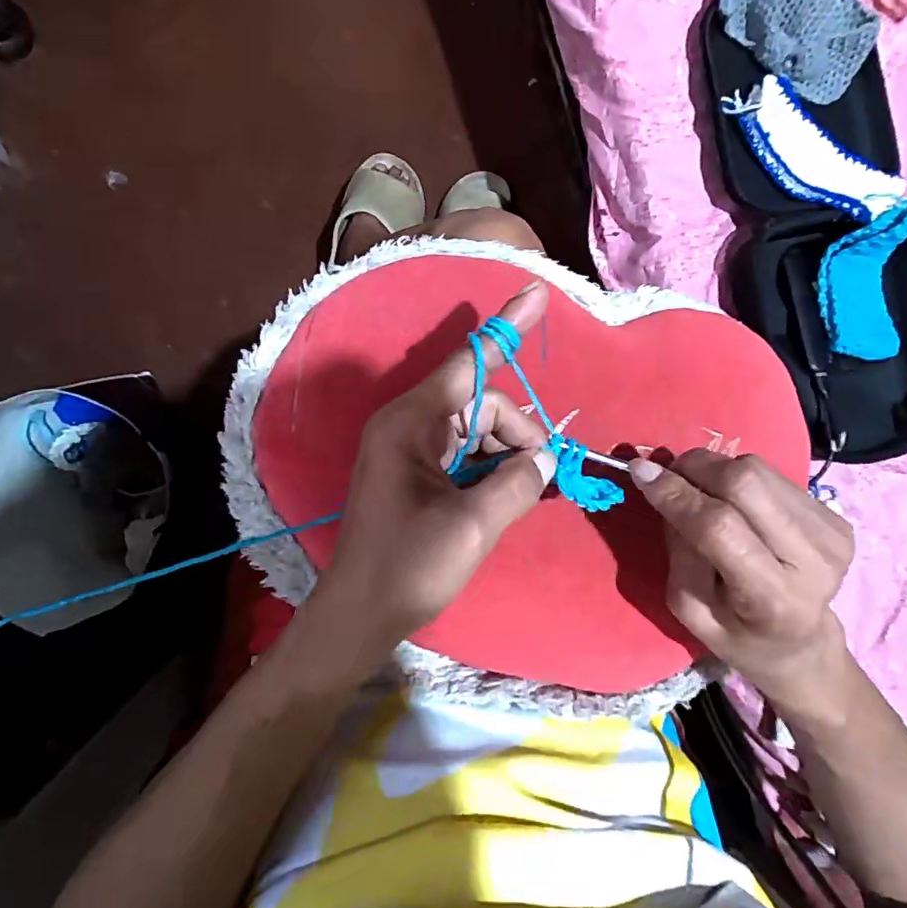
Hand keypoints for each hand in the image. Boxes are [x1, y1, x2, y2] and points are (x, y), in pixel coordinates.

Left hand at [314, 283, 555, 645]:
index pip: (468, 364)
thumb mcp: (473, 525)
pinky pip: (465, 451)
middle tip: (546, 472)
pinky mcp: (415, 471)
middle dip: (518, 431)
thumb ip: (517, 481)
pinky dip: (492, 466)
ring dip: (508, 452)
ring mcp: (409, 448)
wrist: (360, 614)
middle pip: (480, 403)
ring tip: (530, 488)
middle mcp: (407, 425)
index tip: (536, 292)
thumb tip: (546, 457)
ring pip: (477, 429)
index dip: (506, 329)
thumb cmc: (409, 568)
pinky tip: (512, 490)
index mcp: (410, 424)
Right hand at [629, 450, 853, 712]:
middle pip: (745, 482)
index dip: (676, 494)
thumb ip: (679, 550)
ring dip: (717, 471)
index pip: (719, 527)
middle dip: (697, 469)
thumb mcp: (690, 609)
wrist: (802, 644)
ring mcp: (830, 534)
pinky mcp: (835, 516)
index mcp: (773, 598)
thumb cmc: (737, 634)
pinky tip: (738, 503)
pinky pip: (773, 475)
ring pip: (758, 470)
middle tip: (671, 475)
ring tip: (702, 491)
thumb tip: (663, 484)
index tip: (640, 470)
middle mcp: (813, 561)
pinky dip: (741, 479)